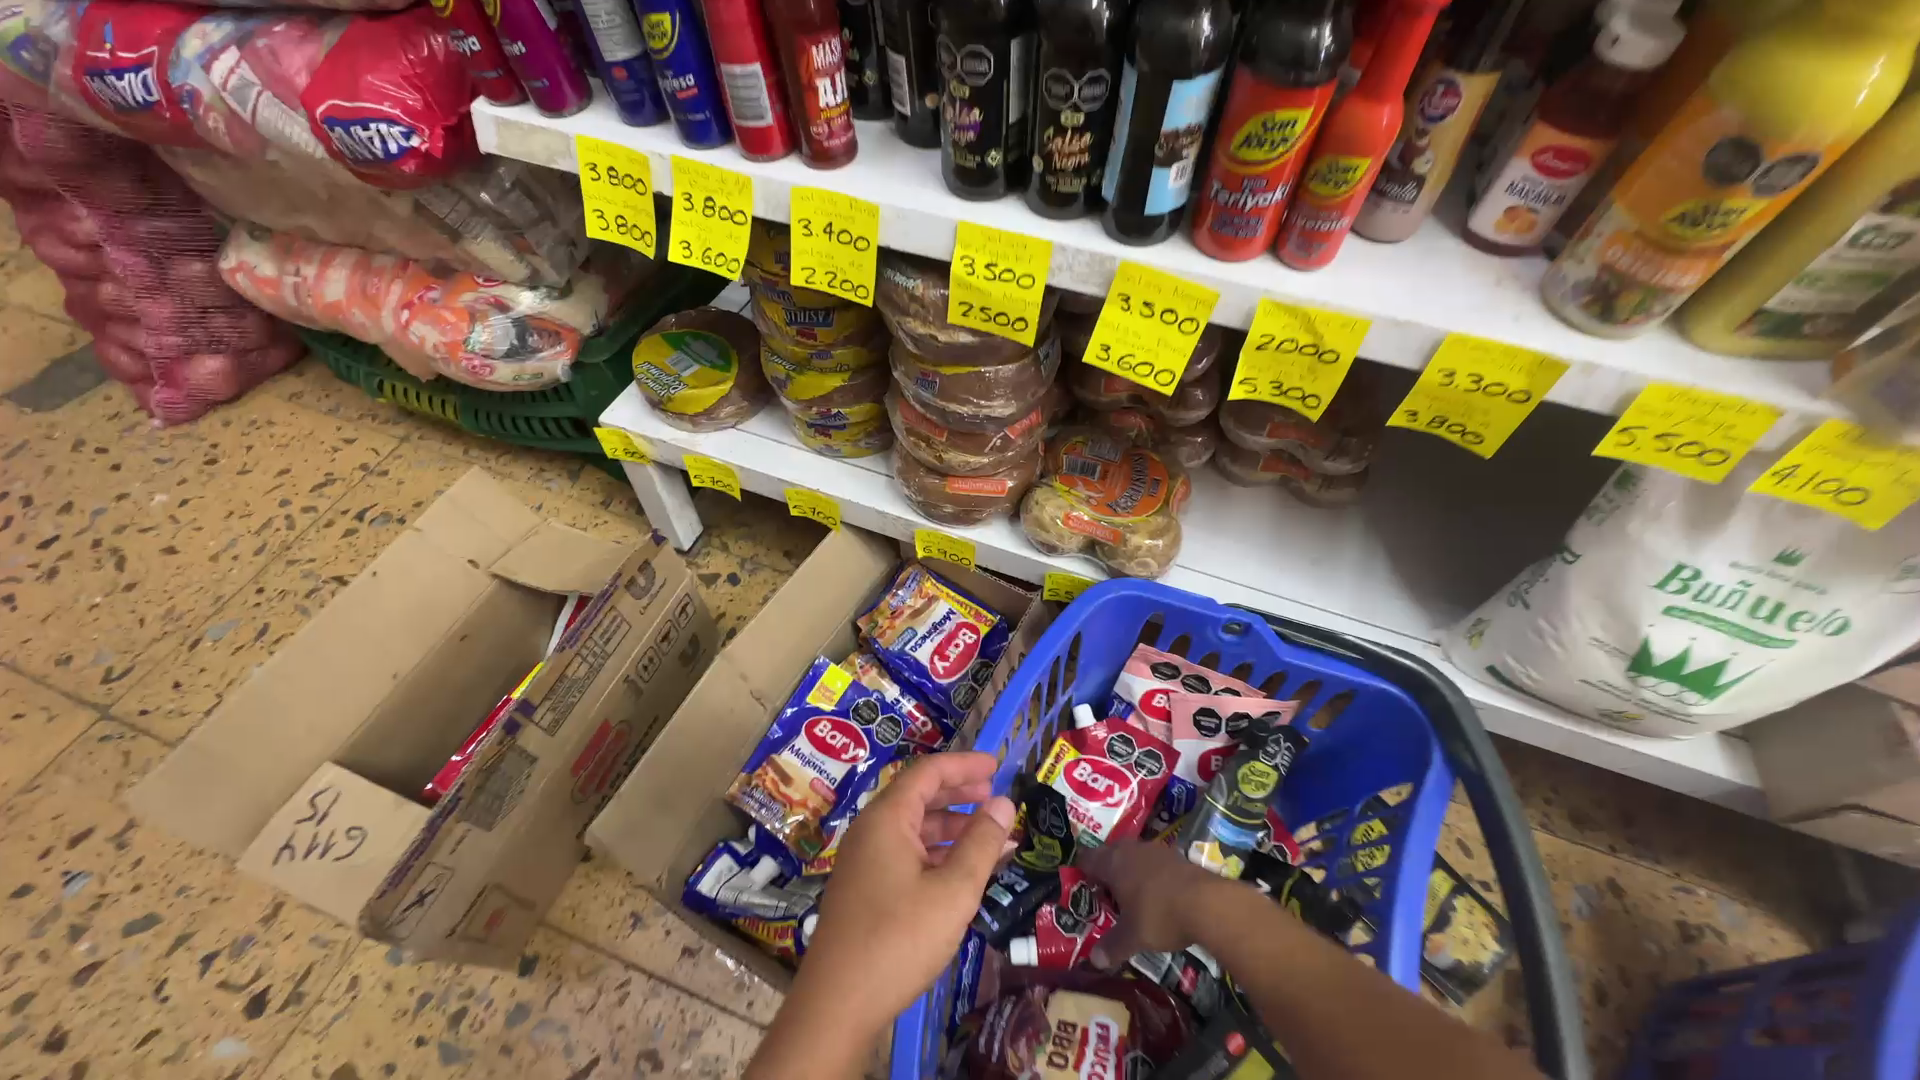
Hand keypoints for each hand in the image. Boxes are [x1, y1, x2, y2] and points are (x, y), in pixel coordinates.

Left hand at [797, 752, 1016, 1030]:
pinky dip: (937, 855)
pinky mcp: (865, 890)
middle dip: (959, 793)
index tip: (997, 765)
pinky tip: (963, 873)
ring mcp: (864, 862)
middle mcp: (871, 831)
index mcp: (887, 818)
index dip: (964, 765)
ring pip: (913, 830)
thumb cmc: (899, 938)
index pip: (927, 772)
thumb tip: (1004, 803)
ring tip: (992, 839)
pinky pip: (906, 855)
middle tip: (995, 795)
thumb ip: (981, 843)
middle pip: (918, 797)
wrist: (838, 1002)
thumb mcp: (953, 890)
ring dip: (952, 829)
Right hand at [1079, 839, 1230, 969]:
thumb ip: (1113, 946)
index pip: (1087, 860)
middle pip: (1110, 854)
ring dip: (1130, 872)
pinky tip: (1157, 894)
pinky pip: (1154, 863)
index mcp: (1113, 863)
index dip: (1081, 872)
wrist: (1208, 903)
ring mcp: (1156, 850)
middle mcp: (1131, 850)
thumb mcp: (1133, 936)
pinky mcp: (1177, 857)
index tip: (1080, 887)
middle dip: (1106, 872)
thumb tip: (1095, 961)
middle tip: (1104, 894)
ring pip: (1134, 856)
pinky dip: (1151, 875)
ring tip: (1130, 895)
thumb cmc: (1160, 915)